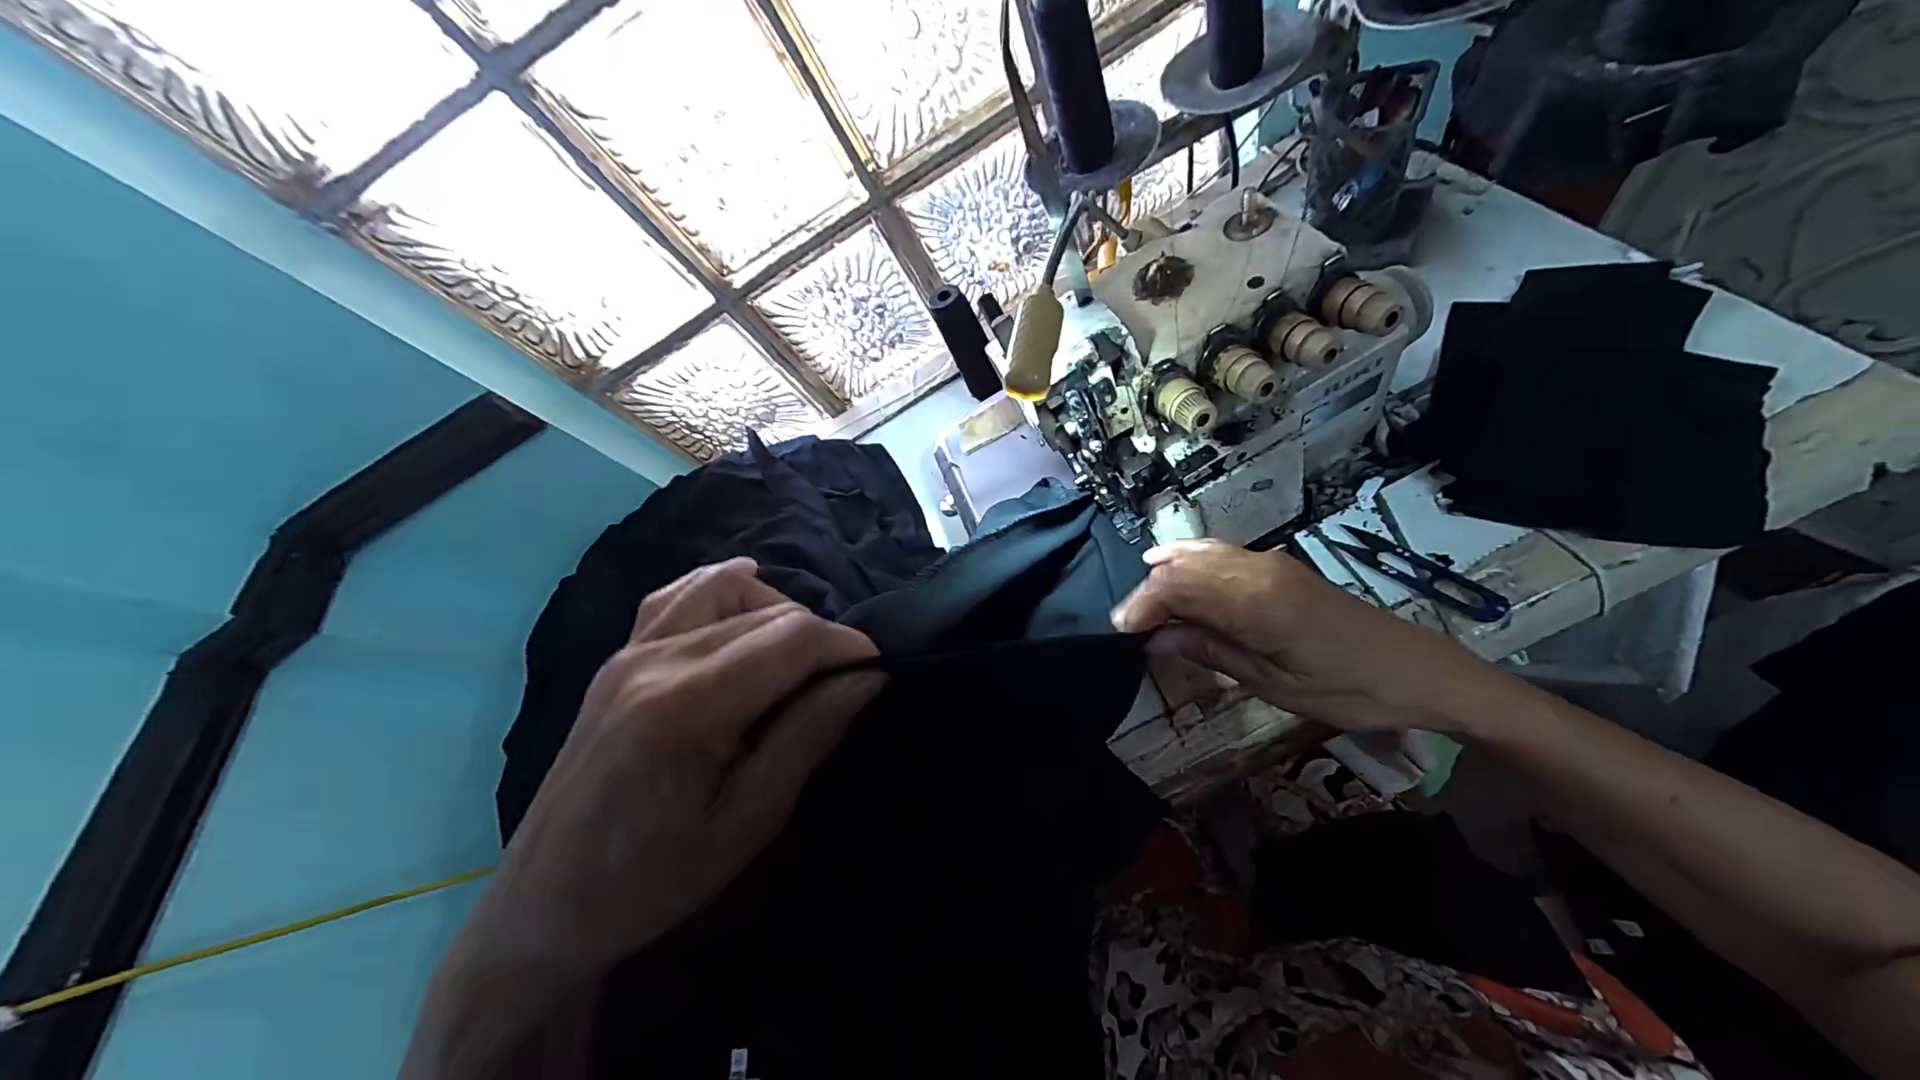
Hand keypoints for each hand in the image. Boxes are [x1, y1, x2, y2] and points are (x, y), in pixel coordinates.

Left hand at [476, 558, 885, 973]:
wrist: (545, 904)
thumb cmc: (655, 880)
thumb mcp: (749, 820)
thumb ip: (809, 736)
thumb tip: (868, 678)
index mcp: (688, 706)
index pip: (793, 638)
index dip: (848, 646)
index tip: (879, 673)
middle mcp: (655, 660)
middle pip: (767, 611)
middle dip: (821, 637)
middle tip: (844, 683)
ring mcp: (628, 652)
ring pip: (725, 589)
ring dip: (778, 610)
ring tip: (798, 656)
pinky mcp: (616, 657)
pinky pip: (676, 596)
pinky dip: (720, 586)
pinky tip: (744, 591)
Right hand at [1111, 539, 1500, 733]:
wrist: (1422, 672)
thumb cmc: (1350, 690)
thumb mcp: (1275, 685)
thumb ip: (1211, 652)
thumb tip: (1155, 640)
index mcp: (1256, 602)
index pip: (1178, 588)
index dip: (1142, 606)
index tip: (1119, 633)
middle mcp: (1258, 570)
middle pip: (1183, 567)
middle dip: (1148, 594)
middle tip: (1127, 628)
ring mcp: (1270, 563)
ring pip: (1199, 554)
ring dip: (1166, 576)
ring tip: (1142, 606)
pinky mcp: (1279, 566)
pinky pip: (1220, 554)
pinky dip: (1190, 561)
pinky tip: (1170, 565)